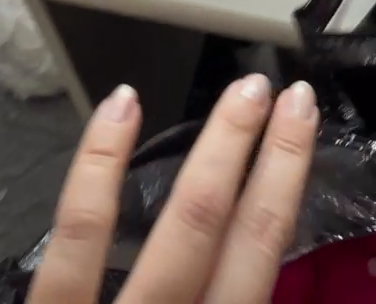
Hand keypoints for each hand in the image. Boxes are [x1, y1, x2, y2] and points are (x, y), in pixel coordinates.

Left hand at [27, 74, 320, 303]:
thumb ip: (224, 300)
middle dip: (263, 156)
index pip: (262, 257)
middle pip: (229, 235)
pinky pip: (75, 239)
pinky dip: (99, 164)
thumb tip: (258, 268)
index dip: (286, 181)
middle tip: (283, 92)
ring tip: (242, 92)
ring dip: (216, 150)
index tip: (301, 123)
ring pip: (174, 227)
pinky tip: (121, 104)